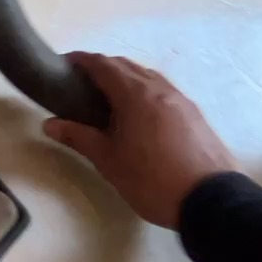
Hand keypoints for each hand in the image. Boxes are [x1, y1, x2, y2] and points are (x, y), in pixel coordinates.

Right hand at [42, 52, 238, 228]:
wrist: (212, 202)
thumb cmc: (151, 178)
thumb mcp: (107, 160)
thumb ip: (77, 136)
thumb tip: (49, 124)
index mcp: (135, 95)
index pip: (103, 64)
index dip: (81, 60)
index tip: (63, 64)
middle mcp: (160, 90)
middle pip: (126, 66)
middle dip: (102, 67)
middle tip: (81, 83)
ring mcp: (182, 101)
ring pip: (148, 77)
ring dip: (126, 78)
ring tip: (108, 98)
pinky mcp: (196, 116)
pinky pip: (163, 92)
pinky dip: (144, 92)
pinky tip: (139, 114)